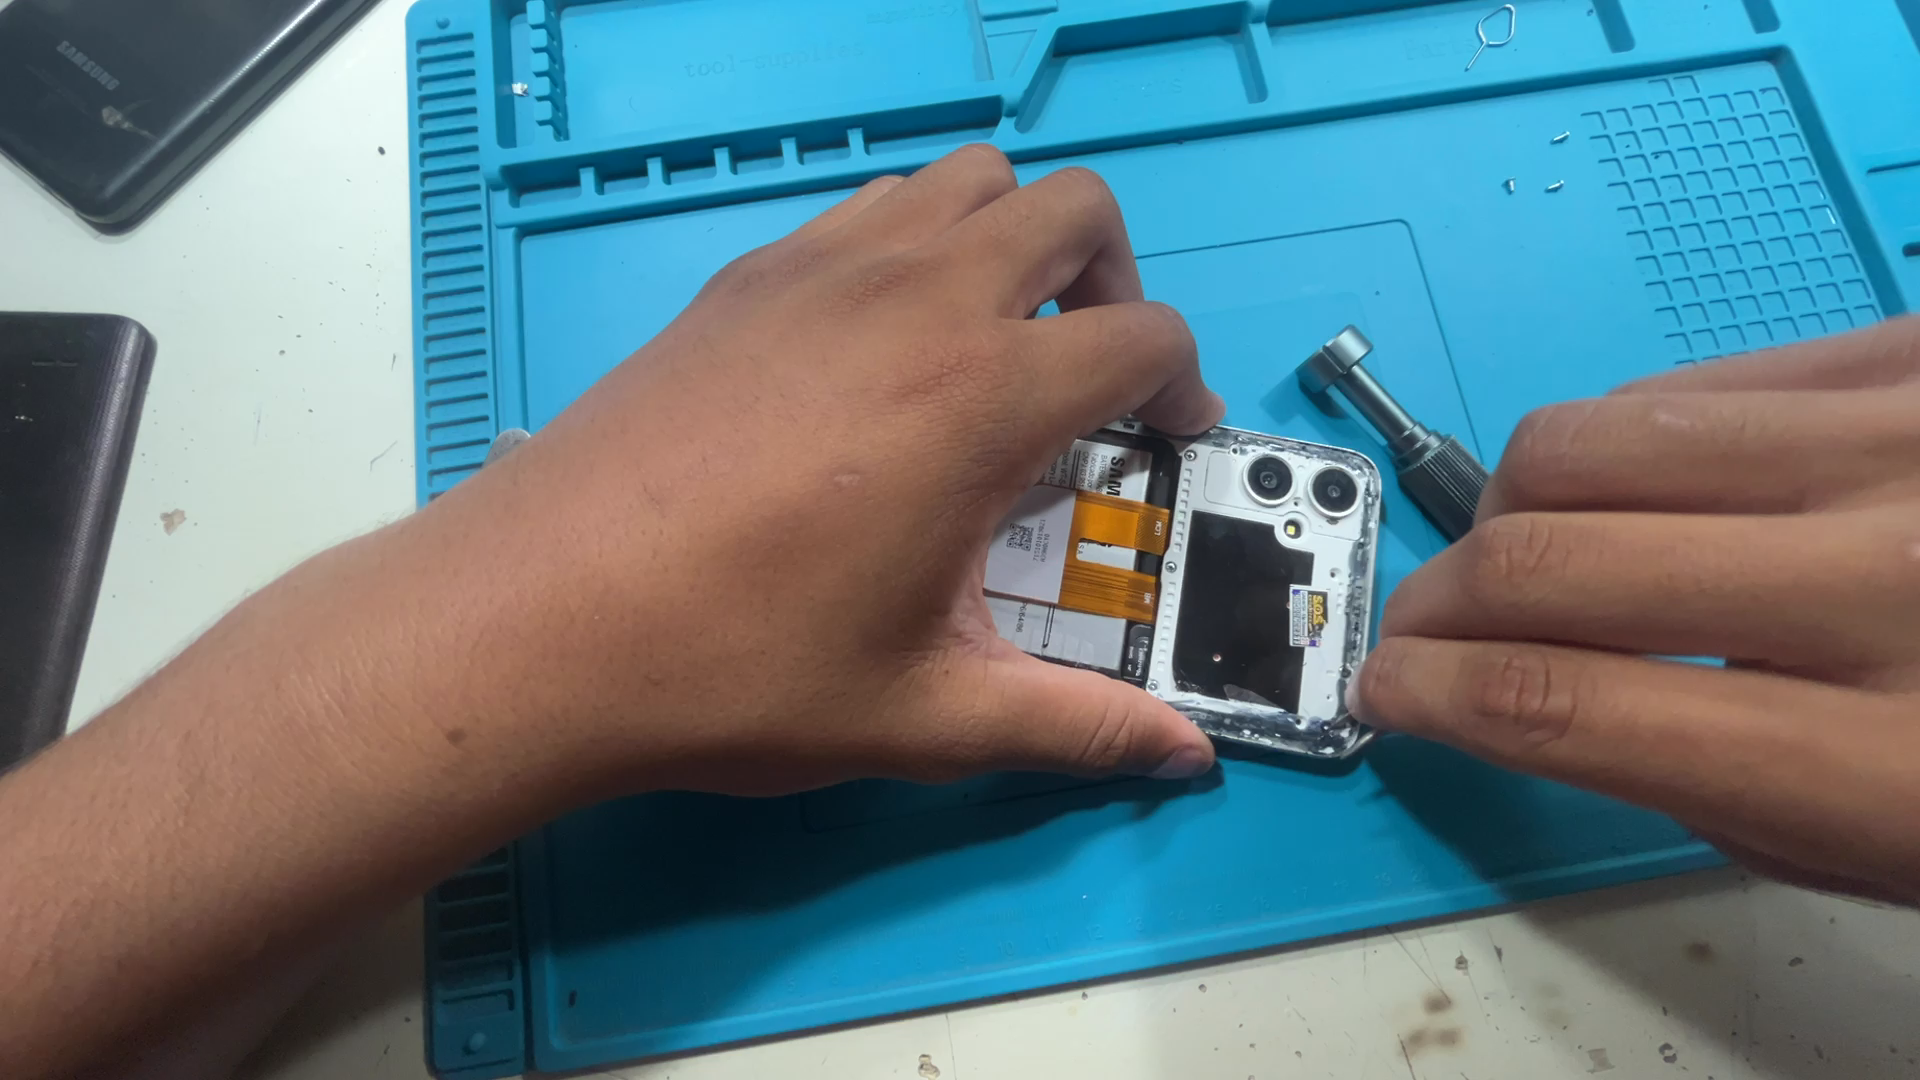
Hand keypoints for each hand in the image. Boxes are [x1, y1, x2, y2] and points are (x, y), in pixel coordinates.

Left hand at [396, 145, 1221, 795]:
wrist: (536, 623)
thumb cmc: (741, 670)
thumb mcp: (930, 714)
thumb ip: (1078, 727)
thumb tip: (1188, 760)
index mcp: (980, 397)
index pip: (1144, 334)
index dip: (1183, 385)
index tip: (1170, 435)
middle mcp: (917, 298)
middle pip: (1074, 211)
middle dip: (1114, 283)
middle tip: (1091, 374)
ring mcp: (824, 269)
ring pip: (969, 184)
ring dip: (1016, 247)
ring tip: (994, 343)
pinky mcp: (749, 276)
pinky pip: (874, 209)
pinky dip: (921, 245)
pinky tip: (886, 342)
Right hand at [1350, 318, 1919, 904]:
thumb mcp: (1864, 842)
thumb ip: (1662, 765)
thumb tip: (1491, 686)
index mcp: (1899, 761)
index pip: (1556, 703)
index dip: (1426, 691)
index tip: (1379, 685)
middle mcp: (1900, 577)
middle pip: (1536, 563)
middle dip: (1433, 603)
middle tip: (1423, 627)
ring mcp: (1911, 437)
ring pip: (1566, 449)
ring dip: (1502, 518)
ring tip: (1532, 551)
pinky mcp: (1918, 348)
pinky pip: (1660, 387)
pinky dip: (1601, 456)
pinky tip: (1643, 496)